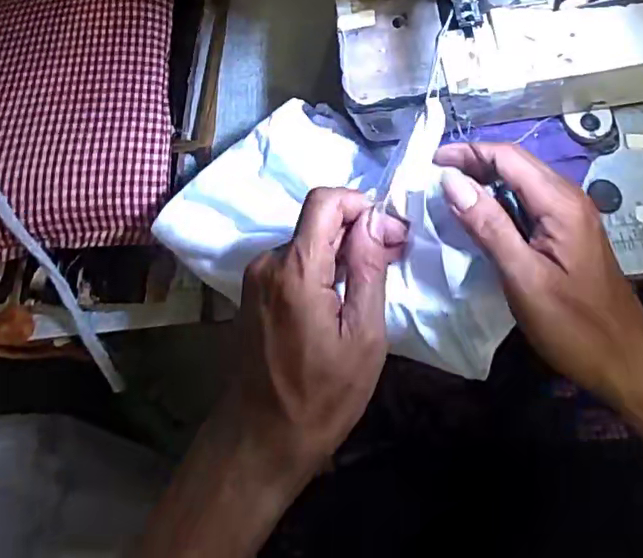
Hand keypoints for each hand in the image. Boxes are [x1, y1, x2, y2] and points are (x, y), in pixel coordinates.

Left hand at [225, 187, 407, 475]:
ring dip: (339, 251)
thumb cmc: (320, 397)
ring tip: (367, 284)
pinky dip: (319, 267)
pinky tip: (338, 298)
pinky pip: (292, 261)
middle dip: (356, 230)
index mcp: (294, 268)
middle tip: (390, 257)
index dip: (360, 204)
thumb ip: (367, 270)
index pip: (324, 200)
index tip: (388, 234)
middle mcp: (267, 262)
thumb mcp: (363, 337)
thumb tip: (374, 220)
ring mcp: (255, 277)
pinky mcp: (252, 292)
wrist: (258, 442)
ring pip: (306, 240)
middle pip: (317, 220)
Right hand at [436, 143, 642, 406]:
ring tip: (449, 193)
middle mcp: (568, 197)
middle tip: (434, 177)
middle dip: (472, 162)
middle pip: (514, 162)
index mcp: (560, 202)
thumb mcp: (524, 278)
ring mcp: (570, 213)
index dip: (467, 152)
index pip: (507, 156)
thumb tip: (451, 181)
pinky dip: (499, 199)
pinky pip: (527, 200)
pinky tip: (479, 216)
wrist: (627, 363)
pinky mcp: (567, 230)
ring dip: (484, 180)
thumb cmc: (575, 325)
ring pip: (520, 179)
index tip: (430, 163)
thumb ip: (488, 225)